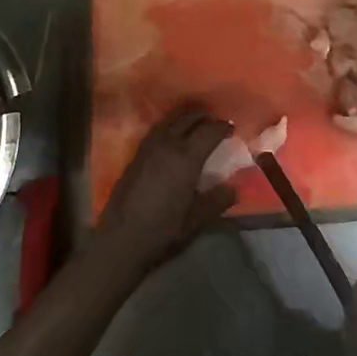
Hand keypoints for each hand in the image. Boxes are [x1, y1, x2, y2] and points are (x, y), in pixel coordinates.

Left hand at [90, 105, 236, 276]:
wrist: (122, 239)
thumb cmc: (164, 230)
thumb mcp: (197, 219)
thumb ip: (217, 200)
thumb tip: (234, 188)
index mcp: (186, 157)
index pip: (208, 131)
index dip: (222, 127)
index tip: (231, 129)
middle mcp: (166, 144)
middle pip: (188, 118)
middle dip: (204, 116)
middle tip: (215, 123)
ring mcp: (148, 147)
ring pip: (169, 120)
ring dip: (185, 117)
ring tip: (195, 125)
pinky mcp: (135, 155)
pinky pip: (156, 129)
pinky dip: (169, 125)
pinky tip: (171, 137)